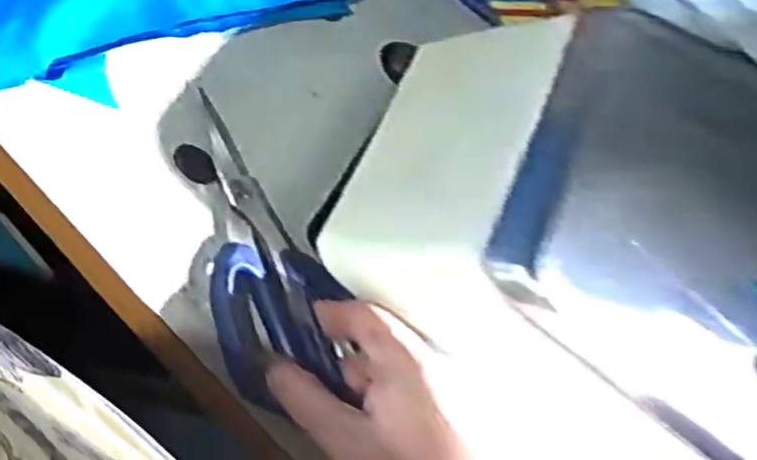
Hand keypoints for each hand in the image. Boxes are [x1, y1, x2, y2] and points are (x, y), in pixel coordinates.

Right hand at [267, 302, 468, 459]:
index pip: (361, 312)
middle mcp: (445, 372)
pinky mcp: (483, 435)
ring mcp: (471, 404)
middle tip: (327, 393)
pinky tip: (395, 444)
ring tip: (363, 429)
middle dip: (348, 365)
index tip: (305, 329)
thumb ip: (301, 395)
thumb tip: (272, 365)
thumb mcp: (346, 441)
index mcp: (409, 362)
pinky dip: (403, 412)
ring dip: (376, 392)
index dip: (327, 315)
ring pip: (406, 379)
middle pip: (382, 346)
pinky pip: (429, 403)